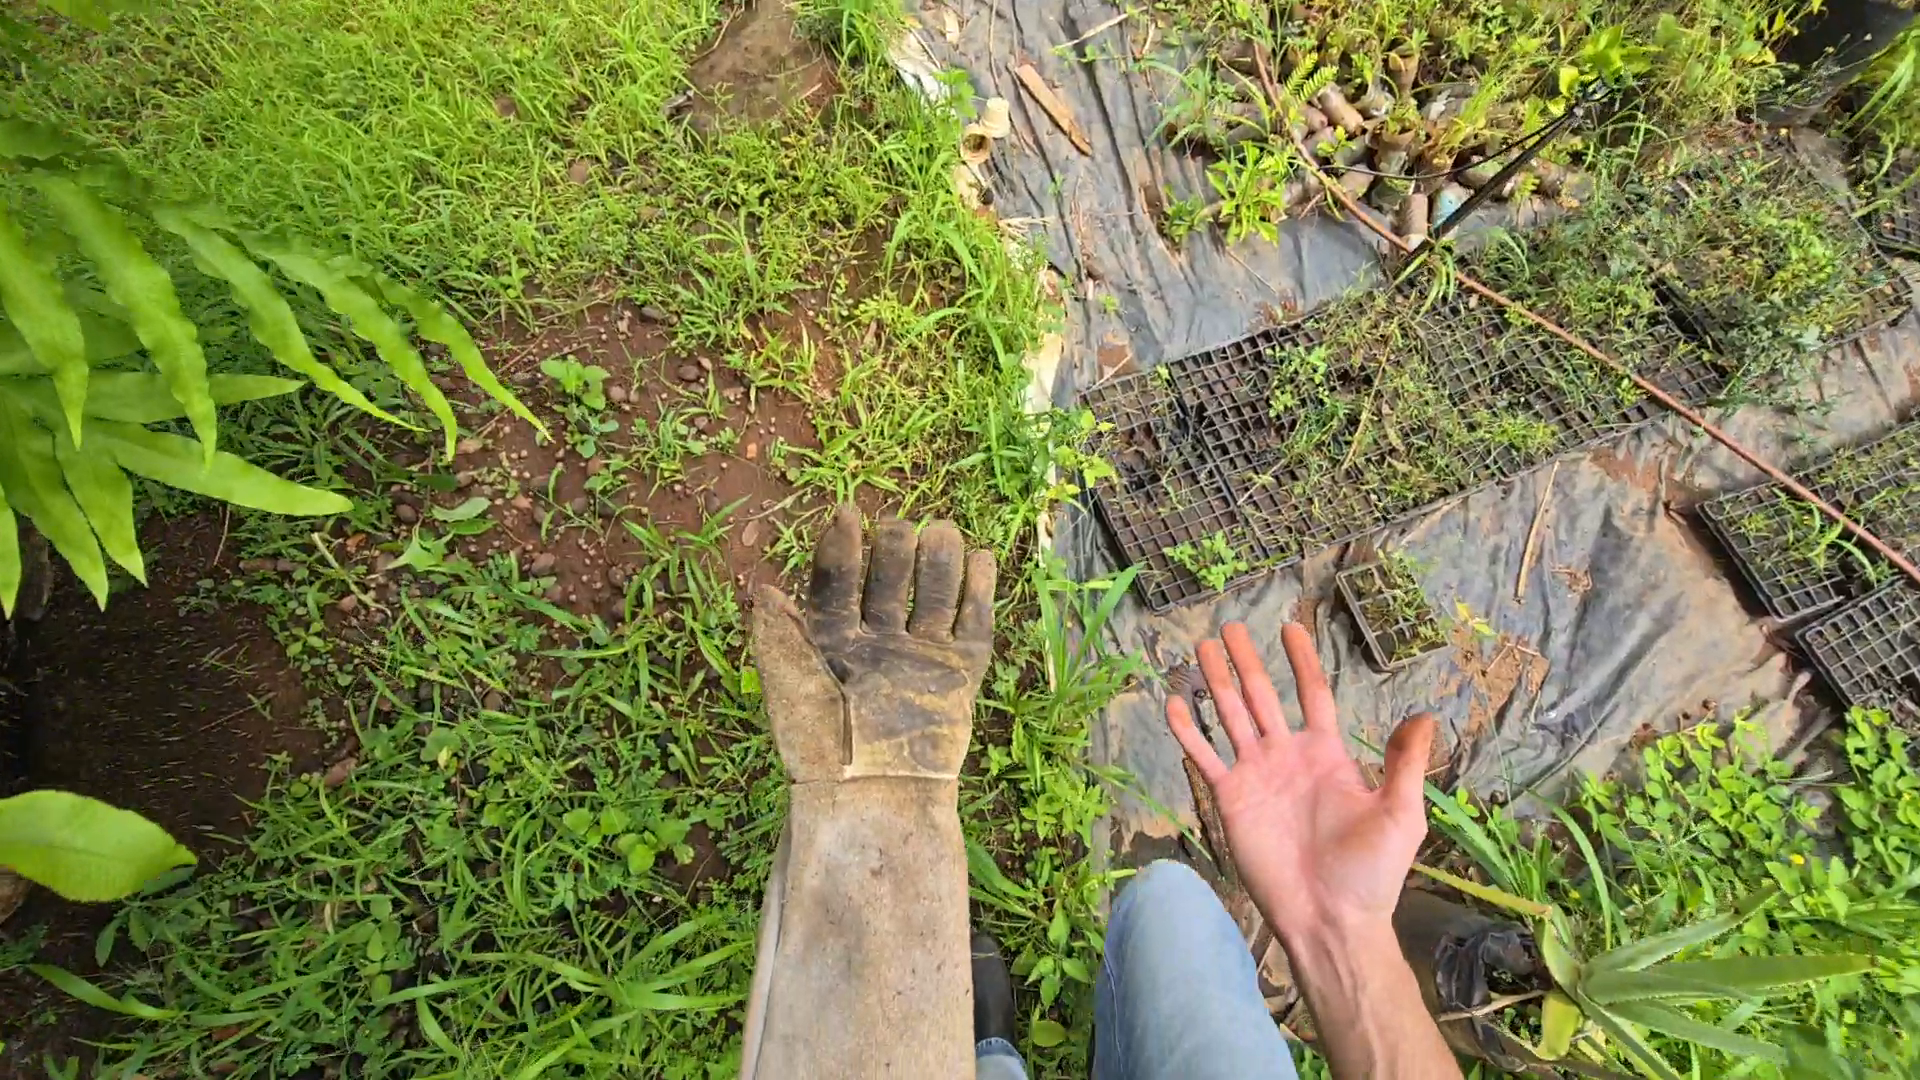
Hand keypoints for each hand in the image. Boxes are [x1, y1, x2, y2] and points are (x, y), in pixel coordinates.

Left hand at [750, 504, 995, 782]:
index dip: (841, 548)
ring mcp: (920, 656)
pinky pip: (973, 625)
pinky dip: (980, 593)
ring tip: (942, 529)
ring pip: (933, 596)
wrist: (874, 800)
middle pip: (889, 582)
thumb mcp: (790, 686)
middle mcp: (877, 643)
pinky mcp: (958, 674)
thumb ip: (779, 635)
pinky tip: (983, 558)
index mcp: (832, 642)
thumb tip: (763, 585)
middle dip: (895, 550)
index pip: (837, 582)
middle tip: (901, 524)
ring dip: (938, 562)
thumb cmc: (822, 746)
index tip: (847, 511)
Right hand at [1166, 622, 1434, 941]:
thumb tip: (1424, 716)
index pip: (1311, 694)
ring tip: (1200, 649)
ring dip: (1215, 682)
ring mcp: (1254, 773)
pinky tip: (1175, 703)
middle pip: (1260, 695)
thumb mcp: (1399, 816)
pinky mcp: (1230, 796)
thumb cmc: (1370, 871)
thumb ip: (1404, 765)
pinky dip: (1188, 730)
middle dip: (1245, 660)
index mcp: (1325, 753)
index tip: (1289, 627)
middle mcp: (1285, 754)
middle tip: (1229, 627)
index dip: (1301, 660)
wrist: (1329, 918)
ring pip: (1229, 715)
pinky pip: (1204, 755)